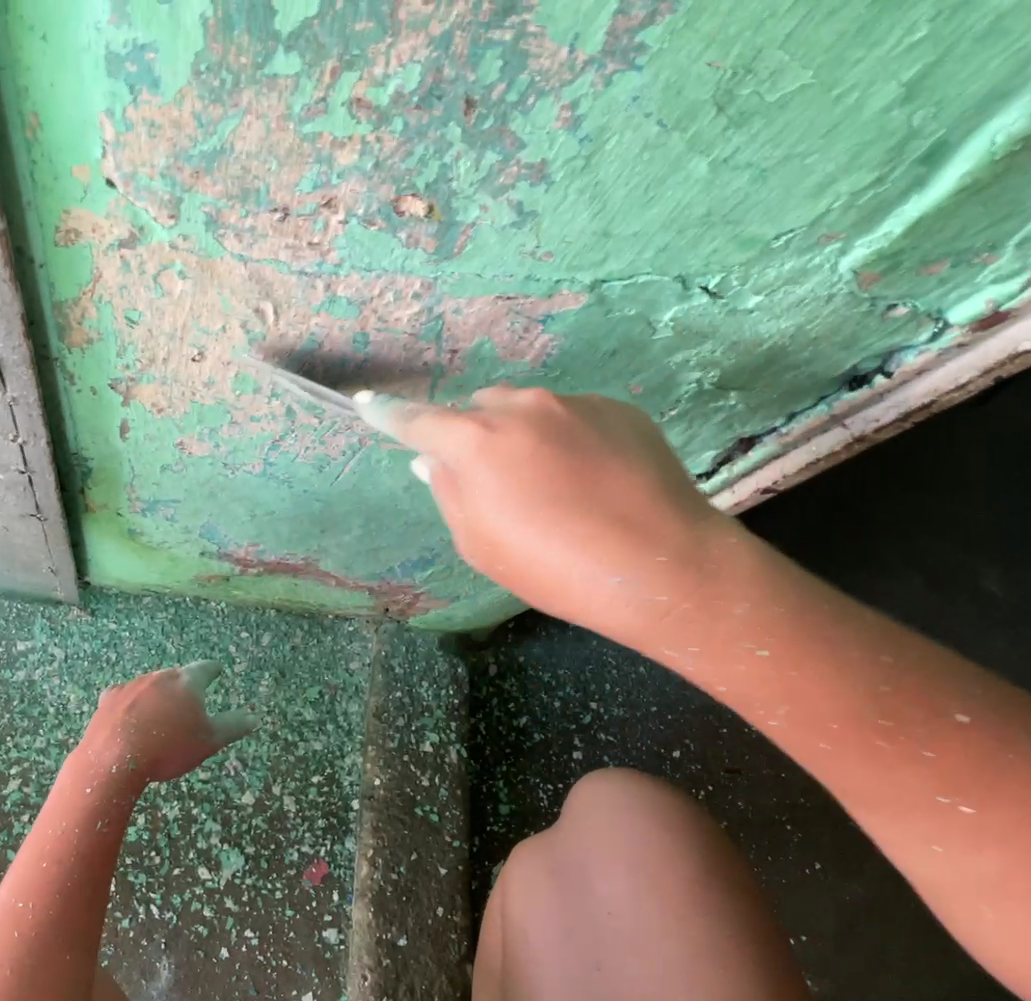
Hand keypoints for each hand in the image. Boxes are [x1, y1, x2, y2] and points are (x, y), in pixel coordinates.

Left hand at [77, 662, 259, 783]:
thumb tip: (255, 717)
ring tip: (160, 714)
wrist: (114, 759)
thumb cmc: (169, 748)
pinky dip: (131, 705)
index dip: (213, 670)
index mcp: (187, 682)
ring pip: (150, 685)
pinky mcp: (109, 699)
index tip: (217, 670)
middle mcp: (159, 676)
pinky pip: (125, 698)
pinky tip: (129, 718)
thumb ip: (233, 726)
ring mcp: (131, 686)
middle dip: (183, 685)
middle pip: (176, 676)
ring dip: (157, 695)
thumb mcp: (209, 741)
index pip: (205, 668)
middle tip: (189, 698)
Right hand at [355, 385, 739, 637]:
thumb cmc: (555, 568)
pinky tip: (589, 480)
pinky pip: (570, 416)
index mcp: (476, 442)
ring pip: (525, 409)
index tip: (367, 405)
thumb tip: (434, 461)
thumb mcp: (480, 545)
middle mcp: (520, 407)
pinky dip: (564, 439)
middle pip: (476, 410)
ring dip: (519, 435)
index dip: (388, 414)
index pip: (417, 420)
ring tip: (548, 483)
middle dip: (472, 435)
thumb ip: (449, 493)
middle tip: (491, 482)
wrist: (662, 566)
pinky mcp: (618, 408)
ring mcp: (573, 403)